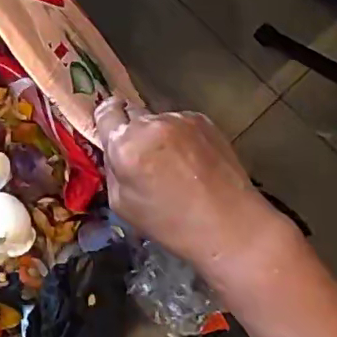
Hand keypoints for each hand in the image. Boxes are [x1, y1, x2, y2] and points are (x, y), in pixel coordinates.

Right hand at [95, 99, 294, 286]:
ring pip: (157, 119)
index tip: (112, 135)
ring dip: (158, 134)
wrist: (230, 225)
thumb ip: (113, 169)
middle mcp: (151, 124)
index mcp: (125, 146)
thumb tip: (115, 152)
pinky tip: (192, 161)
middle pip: (131, 113)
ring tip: (174, 164)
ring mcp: (180, 119)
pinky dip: (180, 136)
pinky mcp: (205, 120)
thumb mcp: (122, 204)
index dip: (107, 123)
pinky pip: (180, 122)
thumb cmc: (171, 224)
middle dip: (133, 132)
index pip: (105, 112)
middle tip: (144, 158)